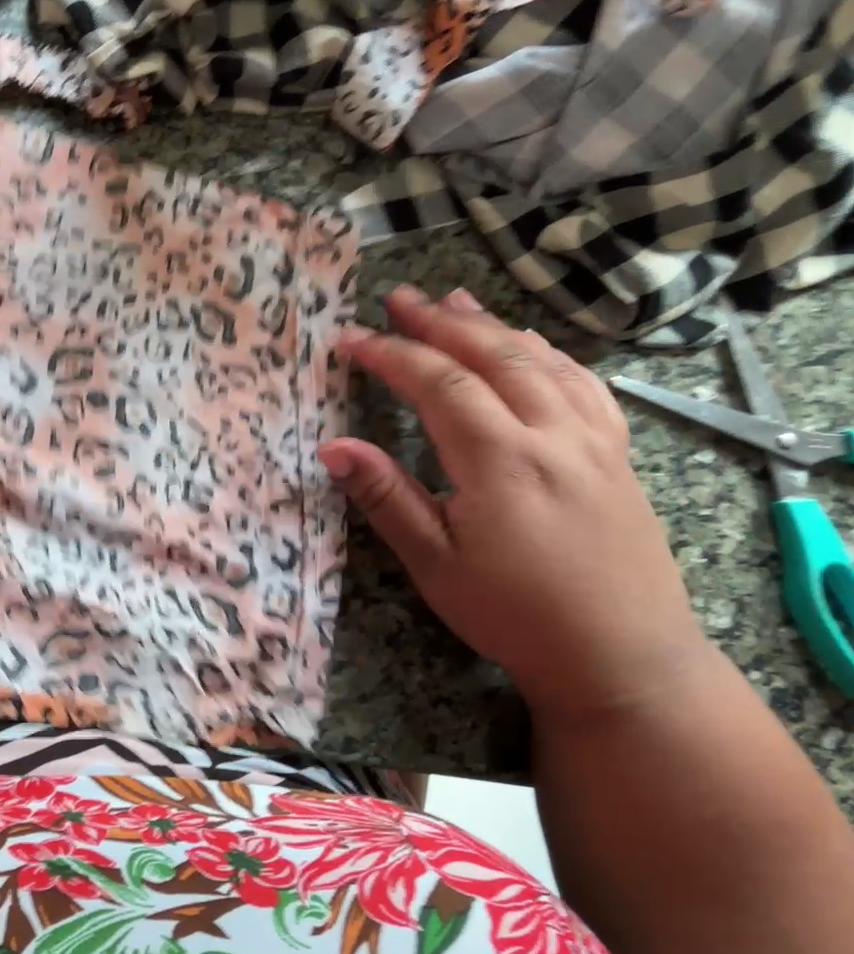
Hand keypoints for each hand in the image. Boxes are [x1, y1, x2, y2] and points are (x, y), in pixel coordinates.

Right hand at [320, 286, 718, 718]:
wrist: (621, 655)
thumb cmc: (512, 612)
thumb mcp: (433, 562)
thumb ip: (386, 497)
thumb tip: (332, 446)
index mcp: (502, 461)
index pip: (440, 385)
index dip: (392, 355)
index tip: (349, 340)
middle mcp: (554, 436)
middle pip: (494, 358)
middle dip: (442, 322)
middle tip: (399, 298)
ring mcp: (594, 443)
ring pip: (544, 363)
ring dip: (494, 328)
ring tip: (457, 302)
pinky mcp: (617, 458)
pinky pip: (583, 386)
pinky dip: (549, 355)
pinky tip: (531, 350)